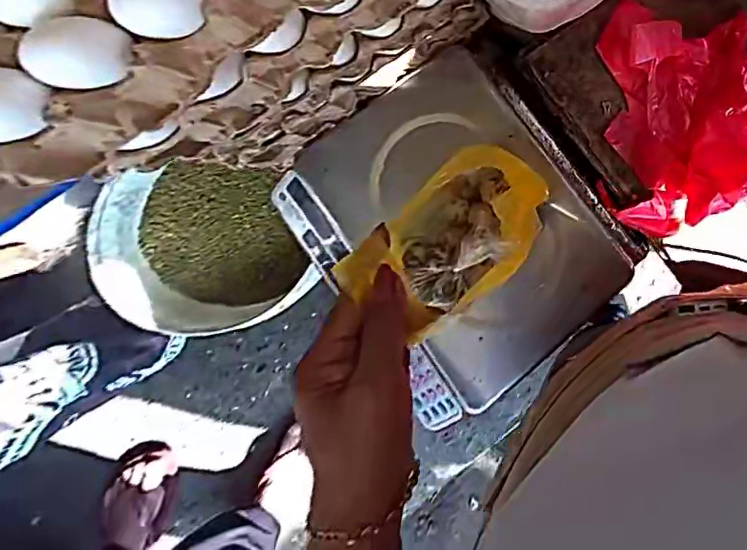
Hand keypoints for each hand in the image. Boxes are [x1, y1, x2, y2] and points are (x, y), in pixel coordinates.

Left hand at [294, 265, 413, 529]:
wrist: (369, 506)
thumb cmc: (367, 446)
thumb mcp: (378, 381)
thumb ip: (383, 326)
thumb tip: (386, 276)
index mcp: (320, 361)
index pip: (350, 302)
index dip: (374, 272)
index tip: (397, 240)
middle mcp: (328, 366)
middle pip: (362, 315)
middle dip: (390, 290)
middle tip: (423, 260)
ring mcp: (347, 381)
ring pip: (375, 333)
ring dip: (397, 312)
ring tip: (426, 285)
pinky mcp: (366, 393)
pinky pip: (383, 353)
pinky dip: (401, 337)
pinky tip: (420, 327)